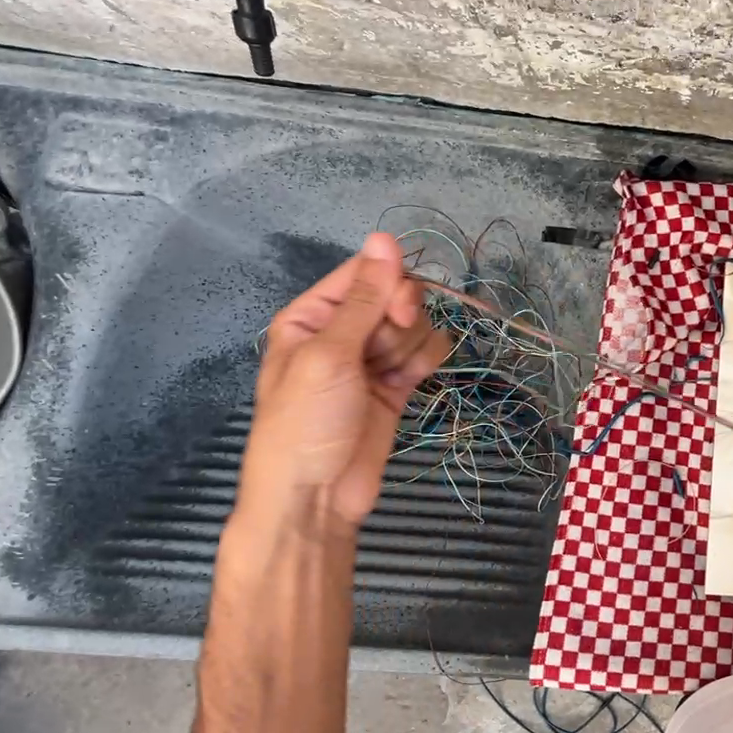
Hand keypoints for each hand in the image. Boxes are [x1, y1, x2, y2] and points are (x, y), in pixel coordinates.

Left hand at [239, 232, 451, 527]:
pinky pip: (427, 352)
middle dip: (400, 322)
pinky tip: (410, 382)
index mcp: (312, 316)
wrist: (315, 495)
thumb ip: (364, 297)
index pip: (364, 274)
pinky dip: (426, 362)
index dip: (390, 284)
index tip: (399, 311)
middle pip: (397, 298)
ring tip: (388, 378)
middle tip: (386, 352)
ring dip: (412, 347)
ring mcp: (372, 358)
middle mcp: (343, 331)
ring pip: (417, 325)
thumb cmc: (305, 422)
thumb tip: (385, 237)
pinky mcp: (397, 383)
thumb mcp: (329, 354)